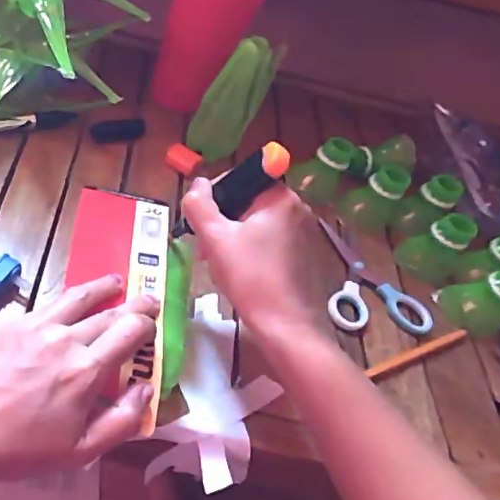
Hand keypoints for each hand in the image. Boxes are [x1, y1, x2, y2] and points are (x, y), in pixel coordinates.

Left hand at [0, 276, 157, 487]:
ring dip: (101, 288)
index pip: (130, 332)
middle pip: (108, 312)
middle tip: (146, 299)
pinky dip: (63, 300)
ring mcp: (33, 327)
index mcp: (86, 370)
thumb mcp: (82, 450)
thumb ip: (123, 420)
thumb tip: (146, 388)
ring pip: (75, 298)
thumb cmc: (21, 448)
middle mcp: (63, 340)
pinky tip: (67, 303)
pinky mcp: (8, 323)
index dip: (147, 324)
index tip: (153, 323)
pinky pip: (44, 305)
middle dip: (133, 304)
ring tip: (114, 282)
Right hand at [180, 179, 325, 342]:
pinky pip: (266, 240)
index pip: (243, 176)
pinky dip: (246, 248)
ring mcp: (302, 233)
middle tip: (203, 244)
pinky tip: (235, 270)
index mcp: (280, 199)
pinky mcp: (301, 254)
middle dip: (220, 219)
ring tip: (216, 260)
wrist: (283, 323)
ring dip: (230, 235)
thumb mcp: (215, 238)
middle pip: (247, 201)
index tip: (200, 217)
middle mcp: (296, 209)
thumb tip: (198, 184)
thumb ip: (200, 205)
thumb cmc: (249, 276)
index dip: (216, 192)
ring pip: (254, 222)